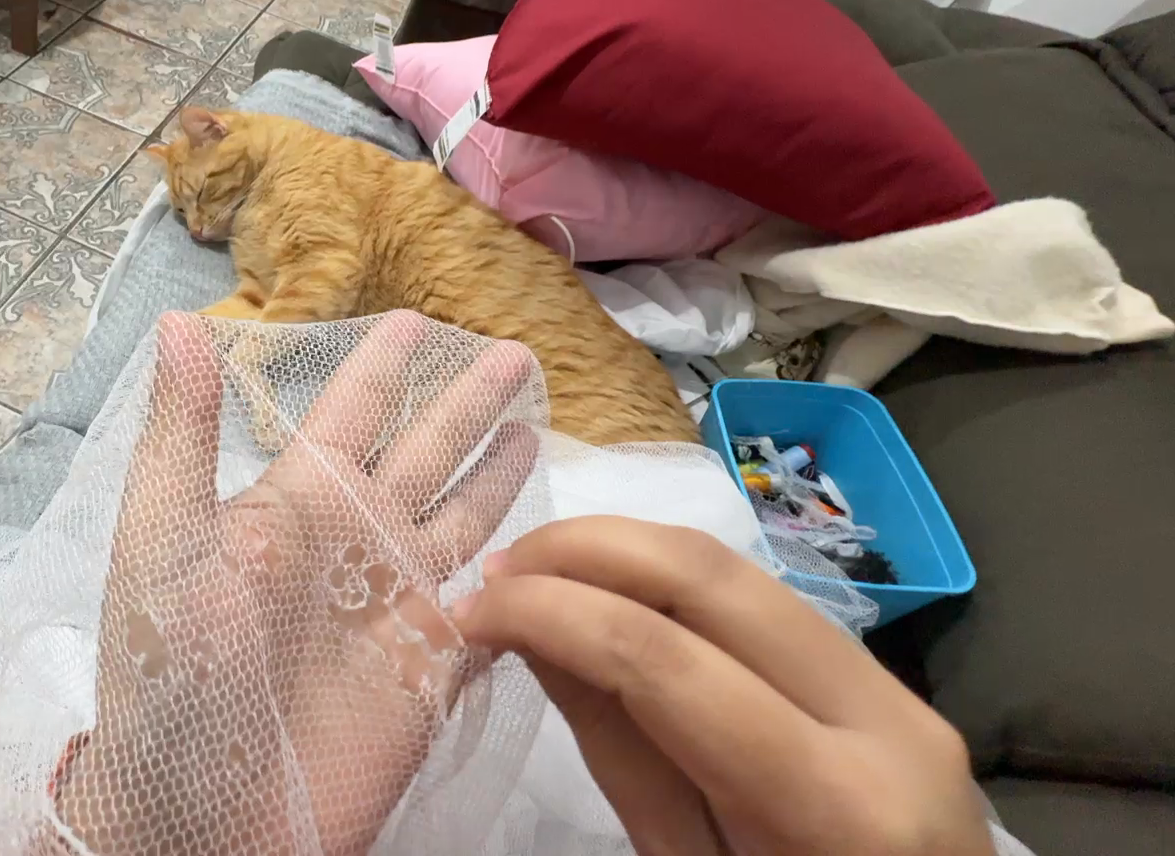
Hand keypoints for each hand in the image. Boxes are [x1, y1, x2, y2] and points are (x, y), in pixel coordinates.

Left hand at [53, 311, 541, 855]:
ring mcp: (398, 603)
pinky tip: (556, 548)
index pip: (352, 409)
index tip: (415, 318)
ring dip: (497, 470)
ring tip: (534, 423)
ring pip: (464, 515)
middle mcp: (355, 538)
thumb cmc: (173, 669)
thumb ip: (181, 429)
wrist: (199, 813)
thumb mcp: (166, 536)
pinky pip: (494, 607)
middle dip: (465, 400)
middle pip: (425, 449)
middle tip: (512, 352)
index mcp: (299, 500)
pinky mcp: (433, 669)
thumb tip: (178, 322)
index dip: (383, 363)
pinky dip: (526, 576)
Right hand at [453, 516, 995, 855]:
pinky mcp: (861, 659)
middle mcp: (882, 714)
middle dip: (575, 550)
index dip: (548, 614)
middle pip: (699, 570)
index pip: (662, 658)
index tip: (469, 613)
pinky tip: (593, 582)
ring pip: (717, 557)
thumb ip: (606, 734)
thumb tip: (520, 625)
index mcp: (840, 804)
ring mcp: (882, 676)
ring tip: (527, 570)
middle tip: (495, 572)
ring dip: (604, 547)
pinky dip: (645, 566)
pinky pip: (735, 582)